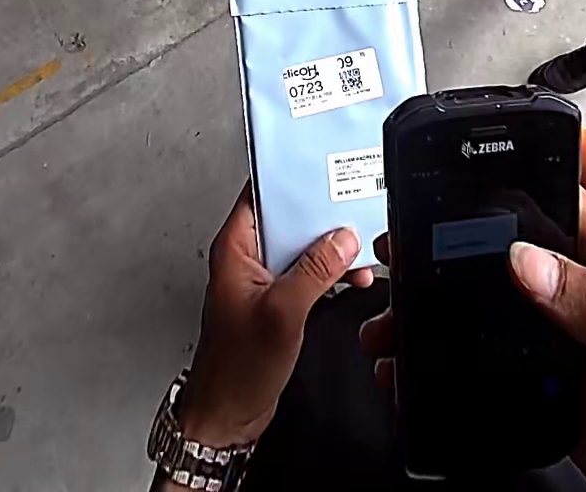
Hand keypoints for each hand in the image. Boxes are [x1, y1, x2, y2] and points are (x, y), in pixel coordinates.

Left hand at [179, 186, 373, 447]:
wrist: (229, 414)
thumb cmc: (235, 368)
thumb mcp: (282, 312)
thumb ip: (315, 271)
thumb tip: (342, 239)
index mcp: (236, 246)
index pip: (261, 192)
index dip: (288, 178)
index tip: (317, 170)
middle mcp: (248, 255)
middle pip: (288, 216)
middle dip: (320, 215)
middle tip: (348, 208)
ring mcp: (264, 275)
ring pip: (302, 243)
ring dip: (330, 247)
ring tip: (356, 250)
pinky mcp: (278, 294)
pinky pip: (308, 268)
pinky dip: (330, 270)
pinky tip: (350, 276)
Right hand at [359, 192, 585, 491]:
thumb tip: (527, 258)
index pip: (566, 207)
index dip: (515, 188)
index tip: (458, 188)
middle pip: (516, 251)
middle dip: (459, 244)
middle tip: (407, 247)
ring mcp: (564, 339)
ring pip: (495, 302)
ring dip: (448, 301)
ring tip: (400, 306)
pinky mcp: (547, 382)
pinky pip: (493, 355)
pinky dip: (456, 354)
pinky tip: (424, 359)